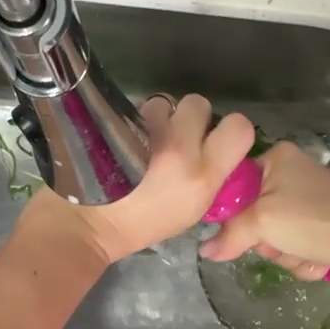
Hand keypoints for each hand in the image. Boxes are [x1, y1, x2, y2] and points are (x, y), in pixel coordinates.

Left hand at [26, 94, 255, 264]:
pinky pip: (136, 108)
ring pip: (164, 104)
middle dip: (188, 118)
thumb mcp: (190, 210)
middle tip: (172, 139)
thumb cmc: (142, 225)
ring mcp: (147, 130)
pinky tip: (122, 141)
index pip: (239, 128)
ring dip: (157, 118)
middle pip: (199, 104)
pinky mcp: (119, 120)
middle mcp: (180, 147)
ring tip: (142, 143)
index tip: (213, 140)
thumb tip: (213, 150)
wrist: (90, 224)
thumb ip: (208, 177)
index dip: (229, 129)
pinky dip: (132, 120)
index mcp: (203, 177)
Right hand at [196, 142, 329, 280]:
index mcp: (275, 160)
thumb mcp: (263, 222)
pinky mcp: (323, 230)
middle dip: (269, 243)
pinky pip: (298, 252)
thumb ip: (230, 236)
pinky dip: (308, 262)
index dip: (233, 215)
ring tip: (307, 252)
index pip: (235, 187)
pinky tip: (322, 260)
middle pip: (255, 221)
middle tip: (280, 242)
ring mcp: (309, 206)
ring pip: (278, 243)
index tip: (237, 232)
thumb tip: (204, 252)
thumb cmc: (313, 220)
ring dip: (289, 257)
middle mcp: (291, 178)